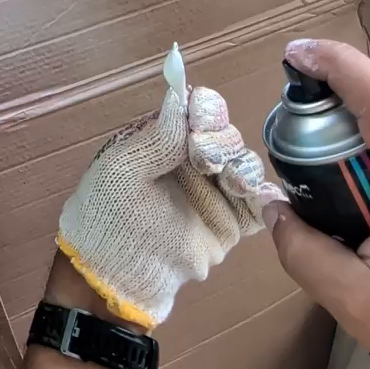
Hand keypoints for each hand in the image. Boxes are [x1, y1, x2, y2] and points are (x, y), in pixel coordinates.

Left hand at [57, 45, 286, 328]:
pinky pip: (257, 205)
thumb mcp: (122, 169)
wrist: (113, 279)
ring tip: (231, 180)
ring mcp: (212, 192)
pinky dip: (263, 195)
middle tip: (205, 158)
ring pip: (244, 163)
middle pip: (225, 133)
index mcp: (163, 139)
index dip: (206, 109)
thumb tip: (180, 89)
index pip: (198, 109)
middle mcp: (190, 160)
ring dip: (243, 165)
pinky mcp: (229, 224)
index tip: (200, 121)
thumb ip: (158, 134)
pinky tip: (257, 196)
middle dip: (222, 139)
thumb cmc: (106, 216)